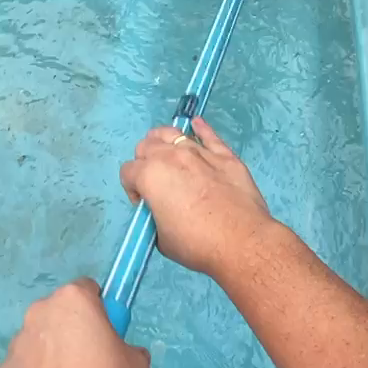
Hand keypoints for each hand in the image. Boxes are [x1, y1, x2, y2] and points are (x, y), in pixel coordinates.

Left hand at [0, 279, 149, 367]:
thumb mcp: (137, 366)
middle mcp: (39, 313)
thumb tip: (121, 356)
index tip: (108, 335)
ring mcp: (16, 345)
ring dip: (52, 357)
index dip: (101, 310)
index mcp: (73, 300)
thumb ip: (127, 349)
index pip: (88, 289)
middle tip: (92, 364)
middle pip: (60, 314)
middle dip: (73, 332)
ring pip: (40, 342)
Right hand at [118, 117, 281, 279]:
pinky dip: (200, 128)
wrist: (240, 240)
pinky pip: (208, 135)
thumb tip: (161, 210)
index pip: (127, 171)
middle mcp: (171, 156)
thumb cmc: (196, 243)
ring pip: (172, 133)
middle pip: (146, 146)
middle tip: (155, 182)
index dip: (131, 188)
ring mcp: (200, 152)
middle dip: (144, 162)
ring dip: (163, 140)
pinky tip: (197, 124)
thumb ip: (154, 215)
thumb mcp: (160, 237)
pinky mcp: (224, 155)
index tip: (144, 203)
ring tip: (167, 153)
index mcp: (150, 175)